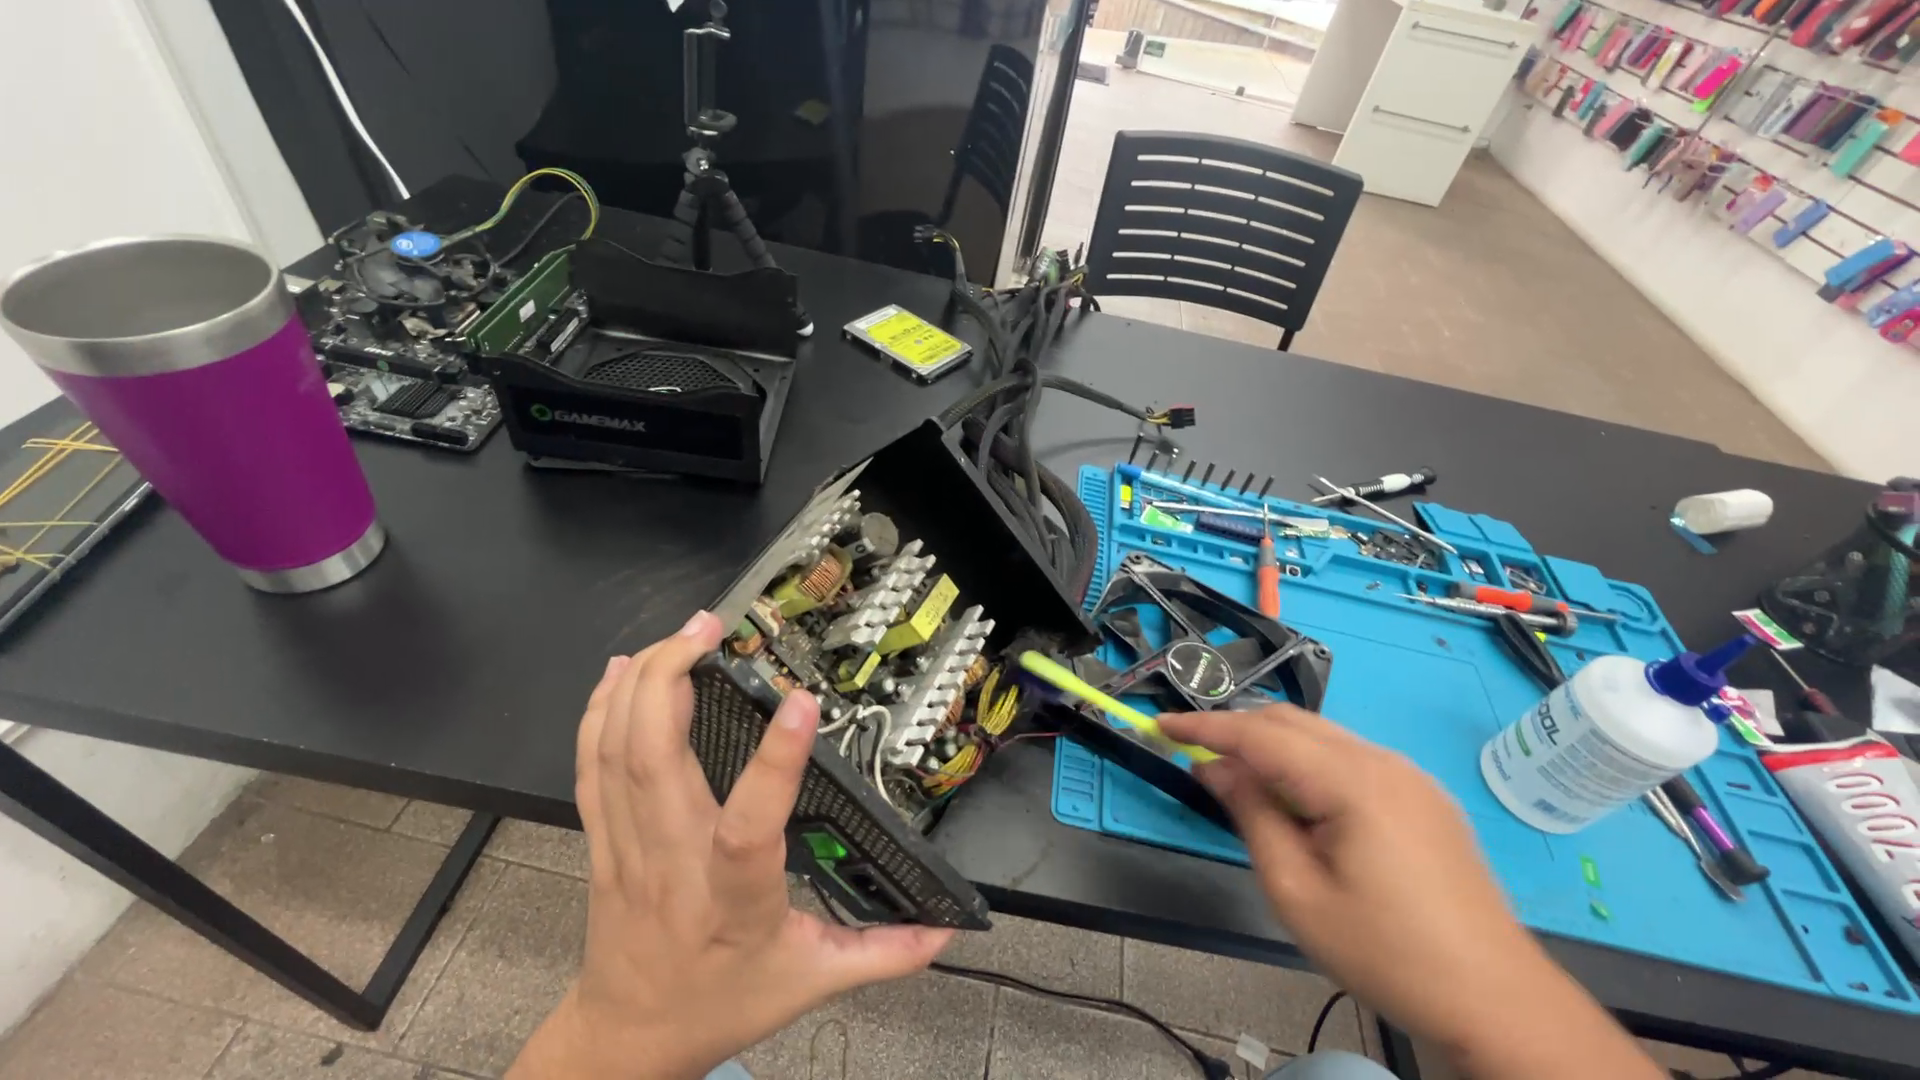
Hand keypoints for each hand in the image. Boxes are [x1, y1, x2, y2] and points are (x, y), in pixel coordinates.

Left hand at [508, 611, 954, 1079]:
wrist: (627, 1036)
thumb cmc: (720, 1003)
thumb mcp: (810, 983)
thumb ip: (883, 953)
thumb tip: (947, 929)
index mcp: (732, 899)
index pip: (748, 828)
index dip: (774, 763)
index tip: (799, 702)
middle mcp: (672, 862)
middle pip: (653, 761)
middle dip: (672, 679)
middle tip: (710, 628)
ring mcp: (627, 847)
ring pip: (616, 752)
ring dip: (641, 682)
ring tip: (679, 634)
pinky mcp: (602, 840)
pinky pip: (589, 765)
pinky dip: (599, 710)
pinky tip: (619, 670)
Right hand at [1159, 705, 1661, 1079]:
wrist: (1495, 999)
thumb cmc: (1384, 951)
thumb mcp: (1295, 890)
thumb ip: (1251, 814)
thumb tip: (1214, 766)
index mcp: (1351, 781)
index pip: (1260, 734)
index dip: (1204, 726)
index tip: (1159, 725)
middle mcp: (1383, 761)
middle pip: (1292, 722)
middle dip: (1236, 728)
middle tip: (1192, 750)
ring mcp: (1410, 776)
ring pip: (1322, 736)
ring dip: (1272, 744)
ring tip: (1237, 777)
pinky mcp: (1423, 796)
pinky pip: (1351, 758)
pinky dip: (1308, 762)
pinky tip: (1296, 799)